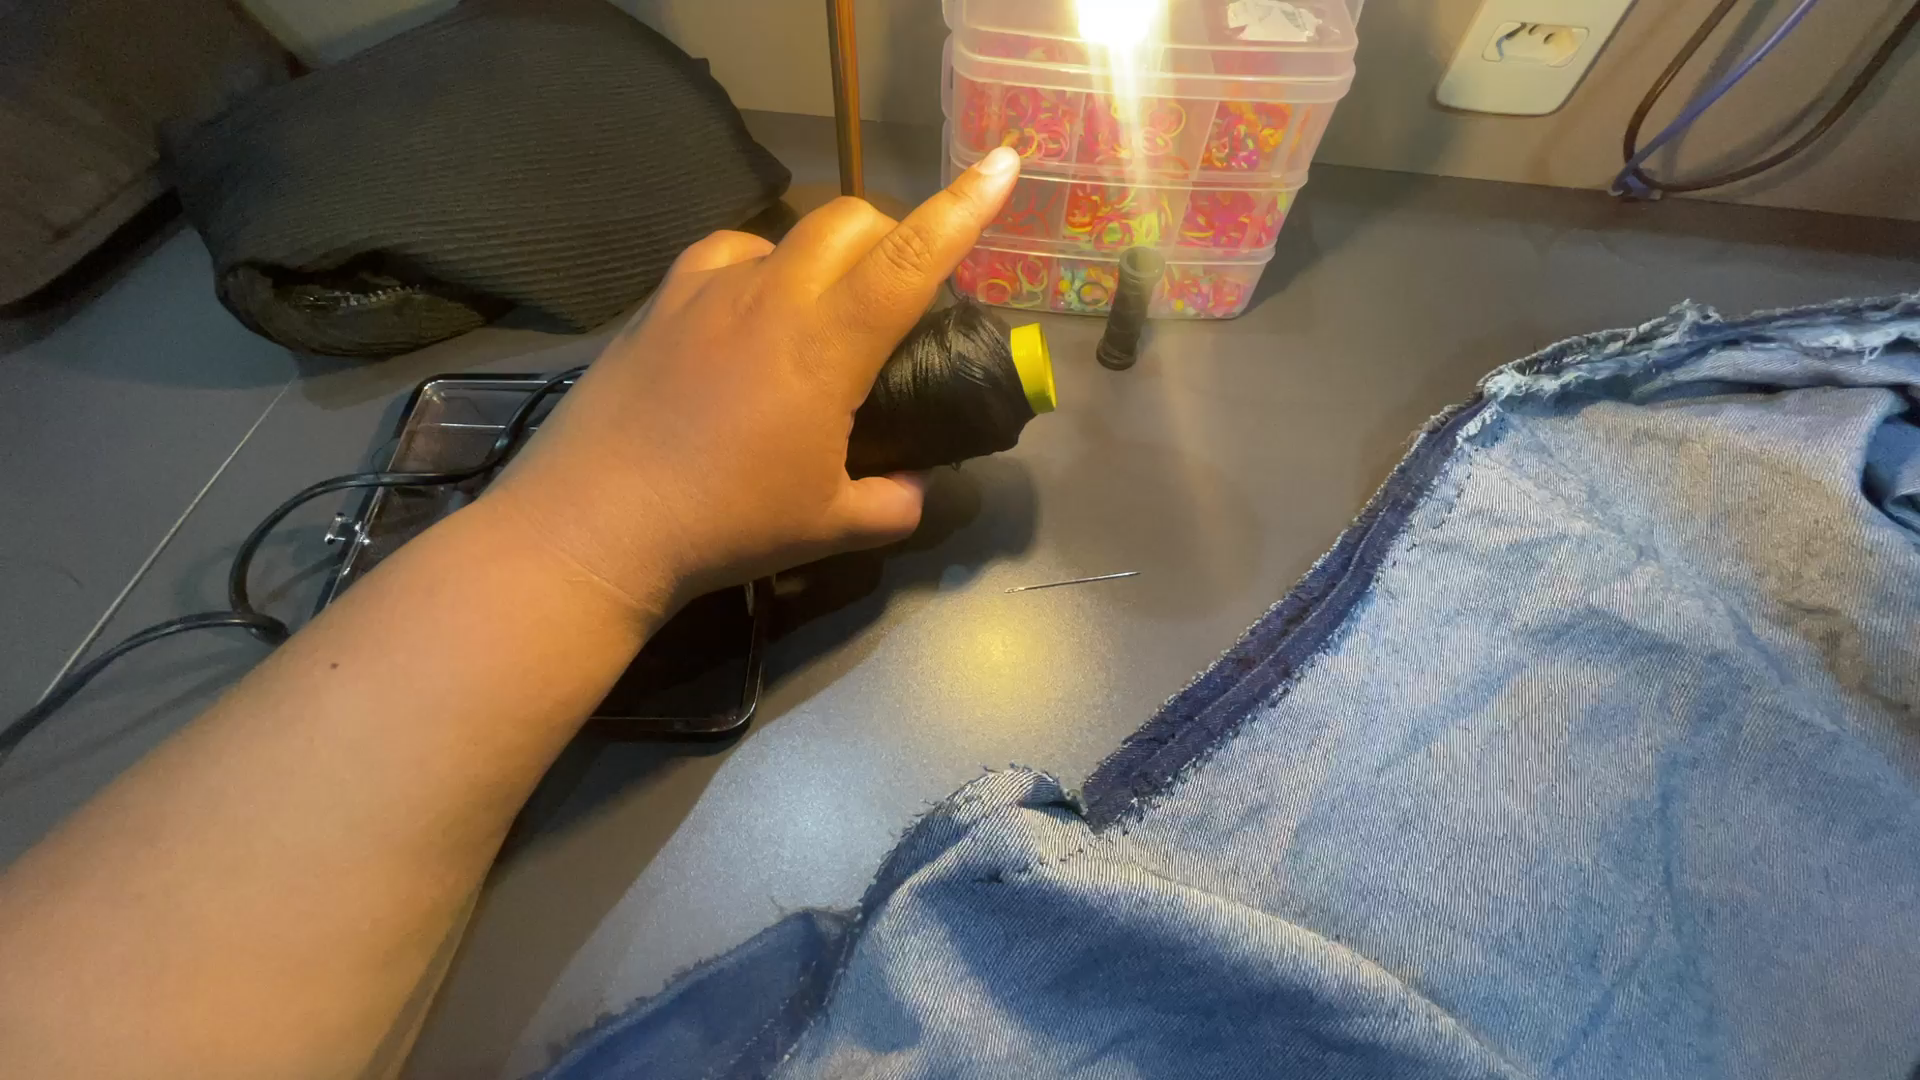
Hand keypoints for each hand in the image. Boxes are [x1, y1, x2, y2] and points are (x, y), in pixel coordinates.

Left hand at [483, 146, 1022, 618]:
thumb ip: (897, 501)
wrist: (597, 525)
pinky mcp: (662, 300)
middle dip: (893, 237)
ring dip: (829, 253)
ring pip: (791, 231)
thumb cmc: (727, 525)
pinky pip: (728, 253)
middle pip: (852, 219)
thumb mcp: (833, 526)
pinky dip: (761, 266)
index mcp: (825, 345)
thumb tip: (917, 483)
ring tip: (823, 312)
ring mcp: (708, 289)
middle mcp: (771, 296)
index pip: (911, 259)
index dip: (964, 210)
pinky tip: (750, 312)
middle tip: (898, 298)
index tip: (1002, 167)